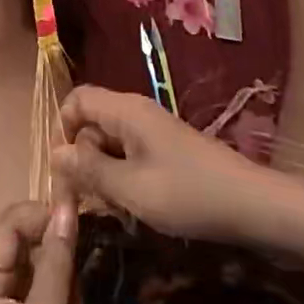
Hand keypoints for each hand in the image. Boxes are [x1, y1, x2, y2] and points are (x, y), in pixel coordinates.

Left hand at [0, 199, 77, 303]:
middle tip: (83, 257)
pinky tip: (71, 299)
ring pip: (29, 263)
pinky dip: (52, 287)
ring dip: (57, 267)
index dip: (45, 214)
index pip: (11, 222)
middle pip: (20, 241)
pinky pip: (30, 286)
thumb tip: (68, 204)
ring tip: (79, 287)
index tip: (79, 215)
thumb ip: (56, 259)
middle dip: (54, 244)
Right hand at [53, 85, 272, 243]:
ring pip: (109, 140)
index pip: (77, 99)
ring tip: (113, 205)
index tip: (64, 170)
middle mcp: (136, 110)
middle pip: (91, 120)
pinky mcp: (164, 146)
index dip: (62, 129)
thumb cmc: (186, 193)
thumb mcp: (131, 188)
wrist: (247, 202)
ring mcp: (151, 128)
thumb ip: (90, 169)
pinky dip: (121, 174)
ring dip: (102, 170)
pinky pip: (128, 151)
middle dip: (82, 156)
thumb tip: (55, 153)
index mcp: (125, 110)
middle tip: (86, 199)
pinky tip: (132, 203)